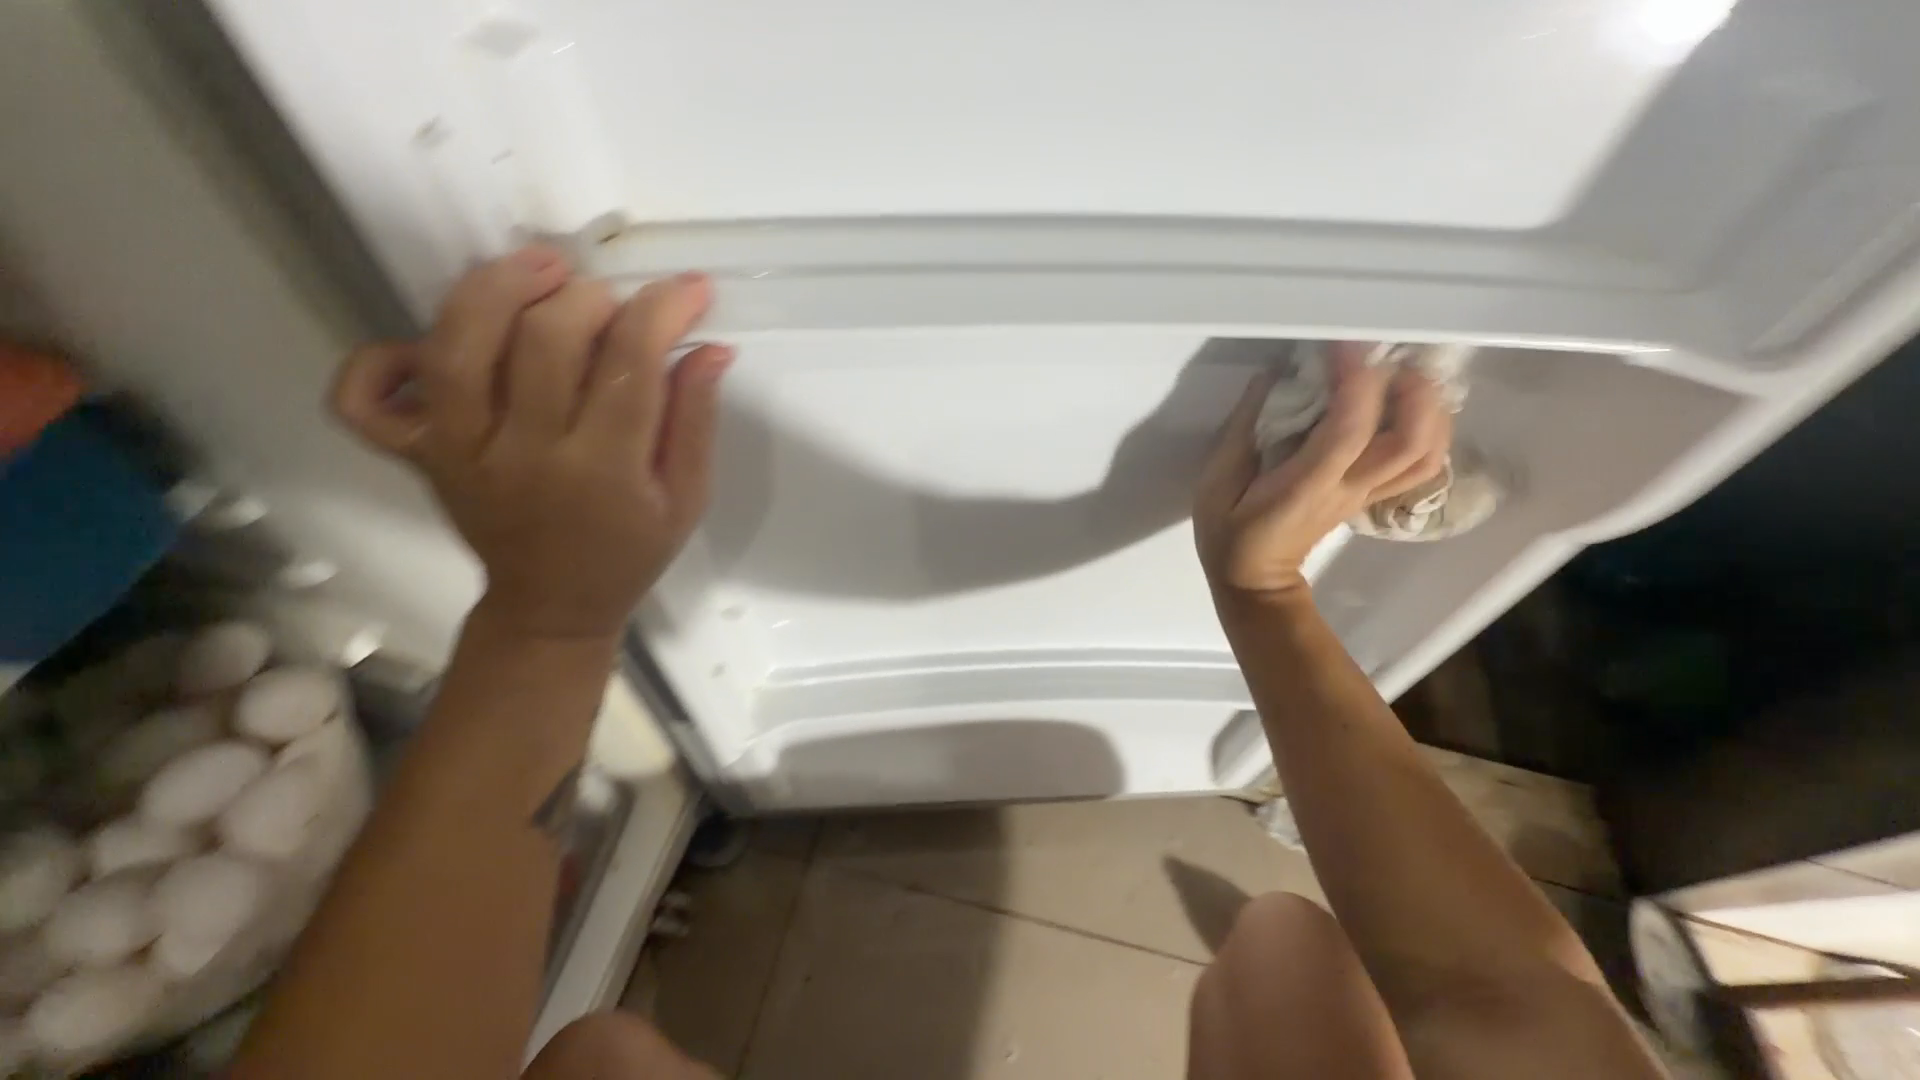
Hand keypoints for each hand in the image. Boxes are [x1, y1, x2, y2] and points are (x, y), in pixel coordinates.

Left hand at [330, 246, 732, 638]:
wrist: (552, 608)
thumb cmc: (629, 552)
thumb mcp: (686, 499)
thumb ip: (695, 422)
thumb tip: (708, 346)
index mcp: (605, 469)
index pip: (631, 362)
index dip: (663, 308)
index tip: (689, 288)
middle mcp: (526, 453)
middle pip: (544, 338)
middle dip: (588, 296)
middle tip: (612, 299)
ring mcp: (460, 452)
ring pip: (456, 346)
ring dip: (497, 287)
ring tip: (539, 270)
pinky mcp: (421, 456)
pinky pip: (365, 401)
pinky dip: (380, 359)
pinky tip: (427, 343)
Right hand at [1193, 343, 1449, 600]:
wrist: (1254, 581)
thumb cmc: (1229, 534)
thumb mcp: (1217, 483)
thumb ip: (1243, 428)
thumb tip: (1271, 376)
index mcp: (1308, 485)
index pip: (1350, 428)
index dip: (1356, 381)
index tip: (1344, 345)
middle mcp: (1349, 488)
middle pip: (1411, 442)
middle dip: (1412, 392)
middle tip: (1388, 358)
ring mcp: (1366, 494)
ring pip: (1427, 454)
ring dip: (1429, 410)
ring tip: (1404, 376)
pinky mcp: (1370, 496)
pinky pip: (1418, 464)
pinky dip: (1428, 431)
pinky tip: (1406, 407)